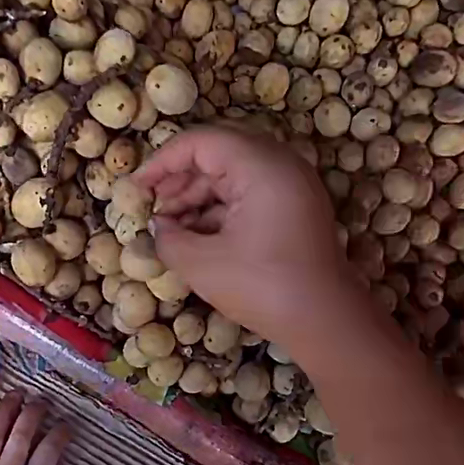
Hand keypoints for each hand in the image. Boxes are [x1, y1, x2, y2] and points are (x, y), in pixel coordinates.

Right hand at [132, 126, 369, 351]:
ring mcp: (291, 185)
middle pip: (218, 154)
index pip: (201, 142)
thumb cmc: (263, 287)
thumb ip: (169, 238)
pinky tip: (197, 236)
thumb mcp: (202, 264)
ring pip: (232, 175)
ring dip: (197, 197)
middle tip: (152, 207)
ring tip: (170, 228)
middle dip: (179, 180)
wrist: (326, 321)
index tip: (137, 189)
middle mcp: (280, 165)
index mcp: (261, 166)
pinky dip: (220, 210)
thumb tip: (159, 226)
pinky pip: (249, 194)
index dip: (162, 162)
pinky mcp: (294, 207)